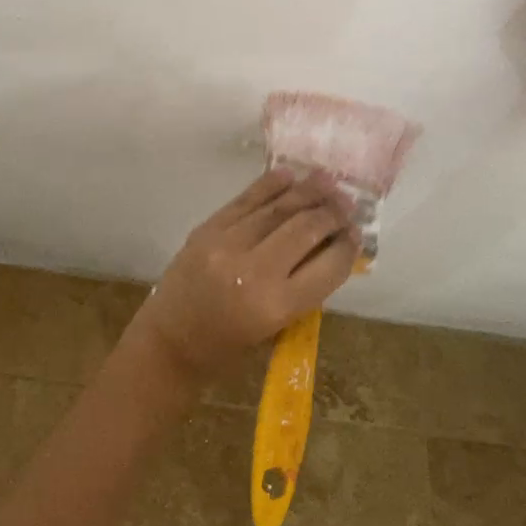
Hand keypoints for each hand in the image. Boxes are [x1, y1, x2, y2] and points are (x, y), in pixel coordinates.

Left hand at [131, 169, 359, 381]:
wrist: (169, 343)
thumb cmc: (228, 348)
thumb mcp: (275, 328)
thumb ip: (302, 290)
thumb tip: (329, 249)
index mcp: (277, 306)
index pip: (328, 266)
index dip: (347, 247)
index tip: (356, 234)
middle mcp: (254, 271)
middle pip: (305, 228)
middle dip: (331, 213)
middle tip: (348, 204)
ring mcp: (227, 245)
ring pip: (277, 209)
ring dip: (307, 192)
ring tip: (329, 181)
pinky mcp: (206, 230)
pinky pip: (245, 201)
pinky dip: (269, 186)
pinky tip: (290, 176)